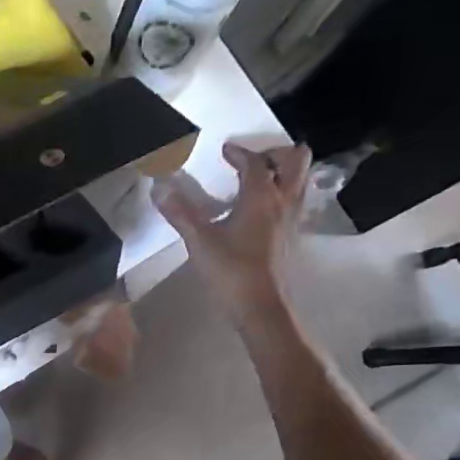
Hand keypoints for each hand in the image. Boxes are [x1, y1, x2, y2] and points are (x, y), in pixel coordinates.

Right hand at [152, 141, 310, 314]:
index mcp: (261, 196)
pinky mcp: (292, 237)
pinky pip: (295, 201)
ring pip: (300, 179)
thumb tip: (159, 188)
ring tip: (257, 181)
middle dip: (274, 152)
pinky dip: (282, 193)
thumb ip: (180, 213)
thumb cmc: (231, 272)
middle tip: (250, 161)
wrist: (261, 307)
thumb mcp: (199, 242)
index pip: (255, 162)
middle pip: (295, 159)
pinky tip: (260, 210)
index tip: (225, 151)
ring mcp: (292, 219)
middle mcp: (283, 201)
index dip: (239, 153)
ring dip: (283, 171)